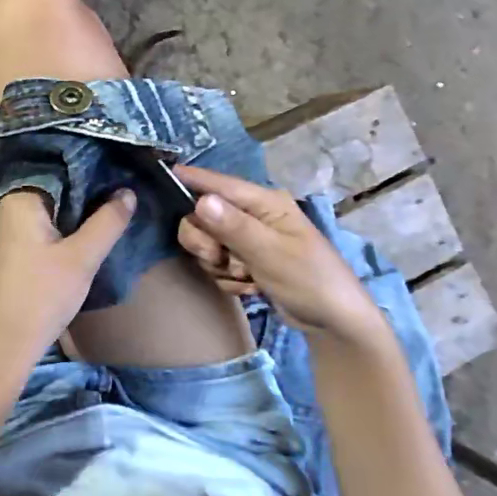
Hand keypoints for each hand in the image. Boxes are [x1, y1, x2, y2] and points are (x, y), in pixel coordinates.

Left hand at [0, 188, 135, 358]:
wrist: (5, 346)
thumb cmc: (42, 296)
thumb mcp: (83, 257)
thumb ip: (108, 221)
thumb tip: (128, 192)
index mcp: (20, 198)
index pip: (62, 170)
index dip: (95, 171)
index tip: (124, 174)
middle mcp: (8, 207)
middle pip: (58, 190)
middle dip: (89, 193)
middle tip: (125, 192)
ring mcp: (7, 229)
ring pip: (52, 210)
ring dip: (79, 213)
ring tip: (114, 209)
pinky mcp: (12, 250)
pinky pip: (44, 227)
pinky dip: (65, 229)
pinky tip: (89, 234)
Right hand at [173, 166, 384, 338]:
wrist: (332, 322)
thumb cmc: (308, 279)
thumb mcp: (271, 253)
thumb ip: (234, 227)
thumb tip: (201, 200)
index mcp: (265, 202)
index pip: (220, 184)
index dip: (192, 179)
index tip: (165, 173)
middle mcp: (255, 215)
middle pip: (204, 217)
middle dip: (205, 242)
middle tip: (219, 259)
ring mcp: (250, 239)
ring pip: (208, 244)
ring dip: (220, 265)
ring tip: (246, 277)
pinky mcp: (247, 262)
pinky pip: (219, 264)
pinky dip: (229, 278)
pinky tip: (251, 287)